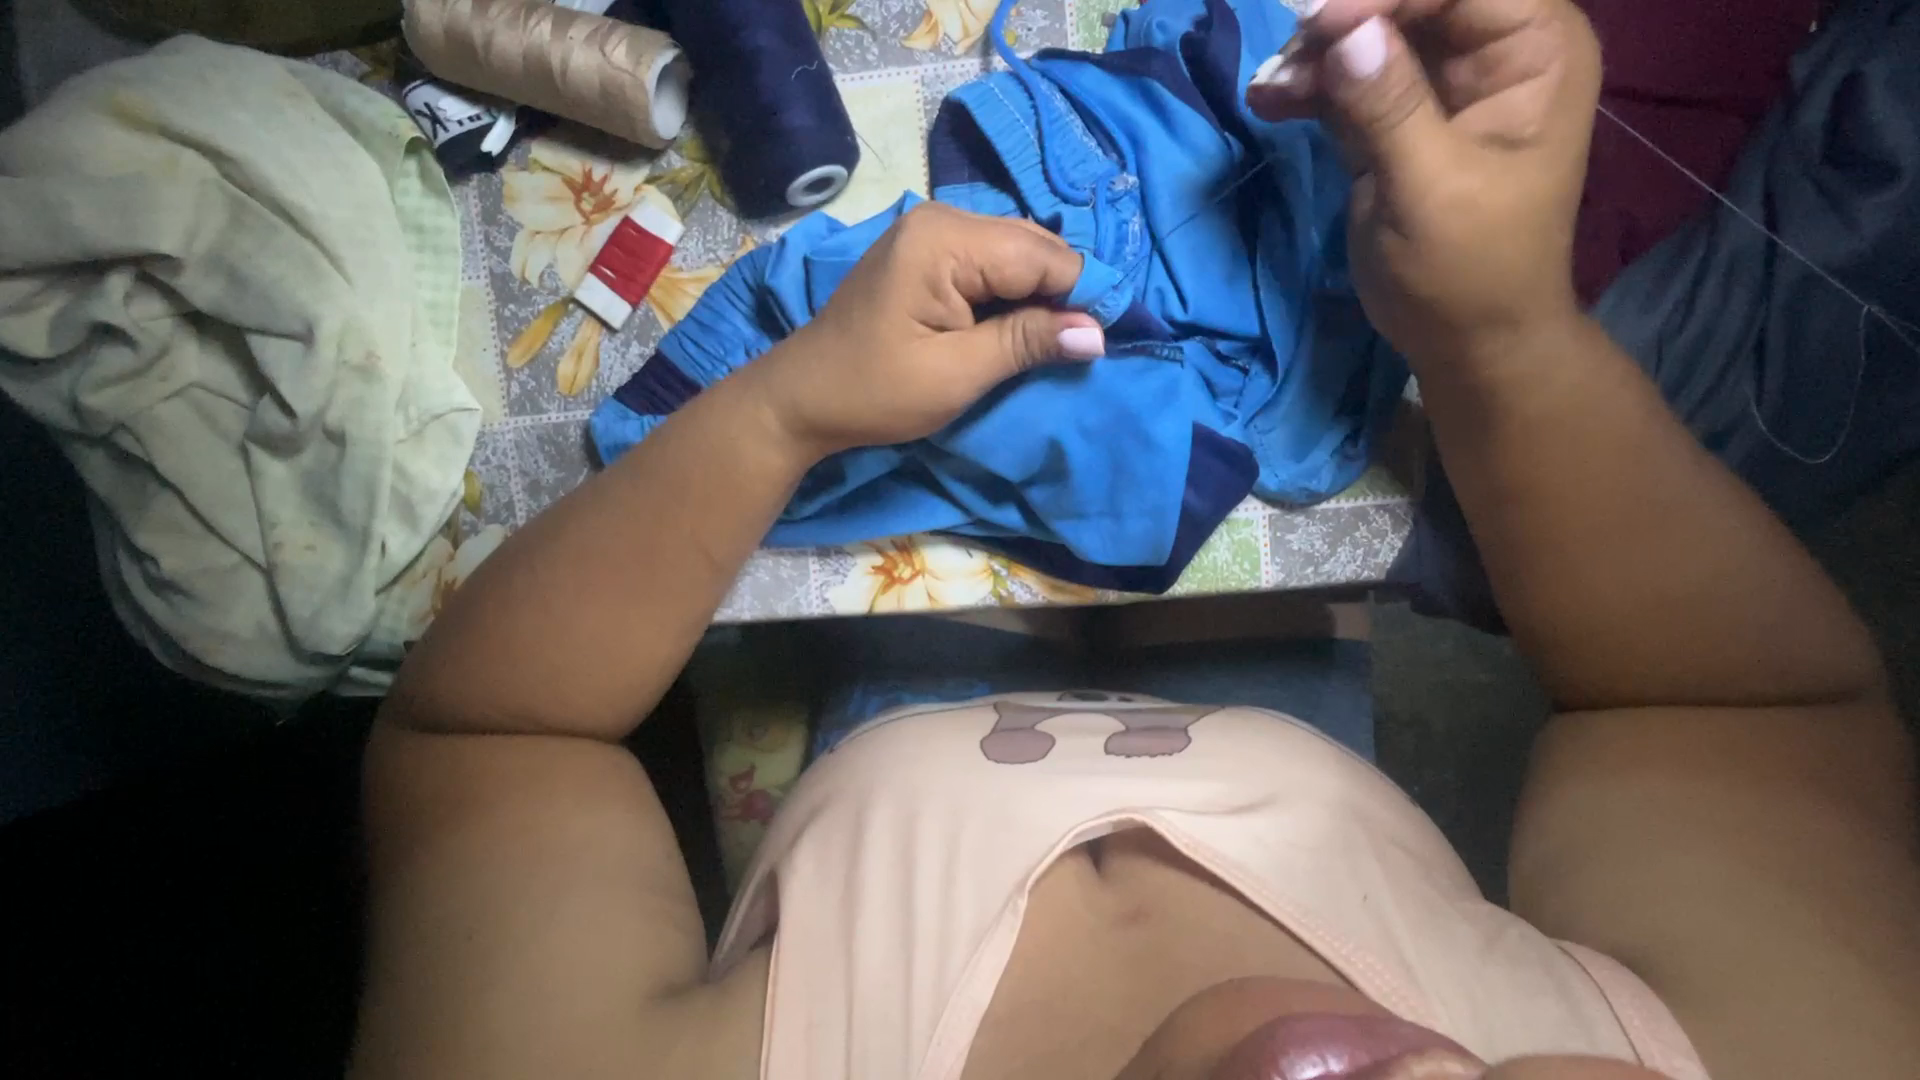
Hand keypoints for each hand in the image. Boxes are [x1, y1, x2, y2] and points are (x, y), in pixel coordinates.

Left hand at [738, 202, 1104, 457]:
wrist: (802, 398)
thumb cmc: (875, 392)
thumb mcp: (956, 374)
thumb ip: (1026, 343)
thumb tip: (1097, 334)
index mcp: (946, 240)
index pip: (1043, 254)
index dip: (1084, 295)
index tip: (1109, 340)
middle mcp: (941, 219)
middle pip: (1032, 245)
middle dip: (1064, 293)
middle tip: (1084, 345)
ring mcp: (931, 233)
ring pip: (1014, 254)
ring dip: (1040, 295)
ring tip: (1054, 341)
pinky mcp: (926, 255)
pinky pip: (989, 265)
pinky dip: (1012, 295)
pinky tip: (1019, 328)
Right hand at [1246, 0, 1600, 372]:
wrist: (1463, 337)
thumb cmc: (1468, 269)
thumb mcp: (1431, 189)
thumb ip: (1390, 109)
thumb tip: (1345, 36)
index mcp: (1534, 49)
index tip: (1316, 22)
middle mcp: (1490, 52)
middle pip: (1412, 1)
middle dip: (1345, 20)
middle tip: (1286, 52)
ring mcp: (1437, 88)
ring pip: (1369, 39)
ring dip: (1314, 56)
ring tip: (1267, 86)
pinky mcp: (1392, 125)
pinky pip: (1346, 86)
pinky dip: (1307, 89)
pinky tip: (1268, 99)